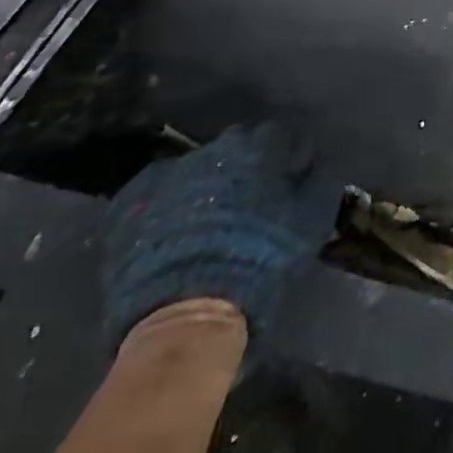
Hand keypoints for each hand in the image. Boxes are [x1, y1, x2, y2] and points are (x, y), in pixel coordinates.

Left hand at [100, 124, 338, 347]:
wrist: (184, 316)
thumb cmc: (258, 268)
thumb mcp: (307, 229)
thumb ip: (318, 188)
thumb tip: (318, 167)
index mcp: (259, 152)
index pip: (279, 136)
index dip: (286, 158)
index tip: (289, 181)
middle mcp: (215, 149)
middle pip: (238, 145)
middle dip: (248, 164)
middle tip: (252, 202)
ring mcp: (171, 172)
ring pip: (199, 165)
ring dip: (209, 182)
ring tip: (210, 222)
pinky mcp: (134, 199)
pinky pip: (160, 188)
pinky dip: (169, 202)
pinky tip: (171, 230)